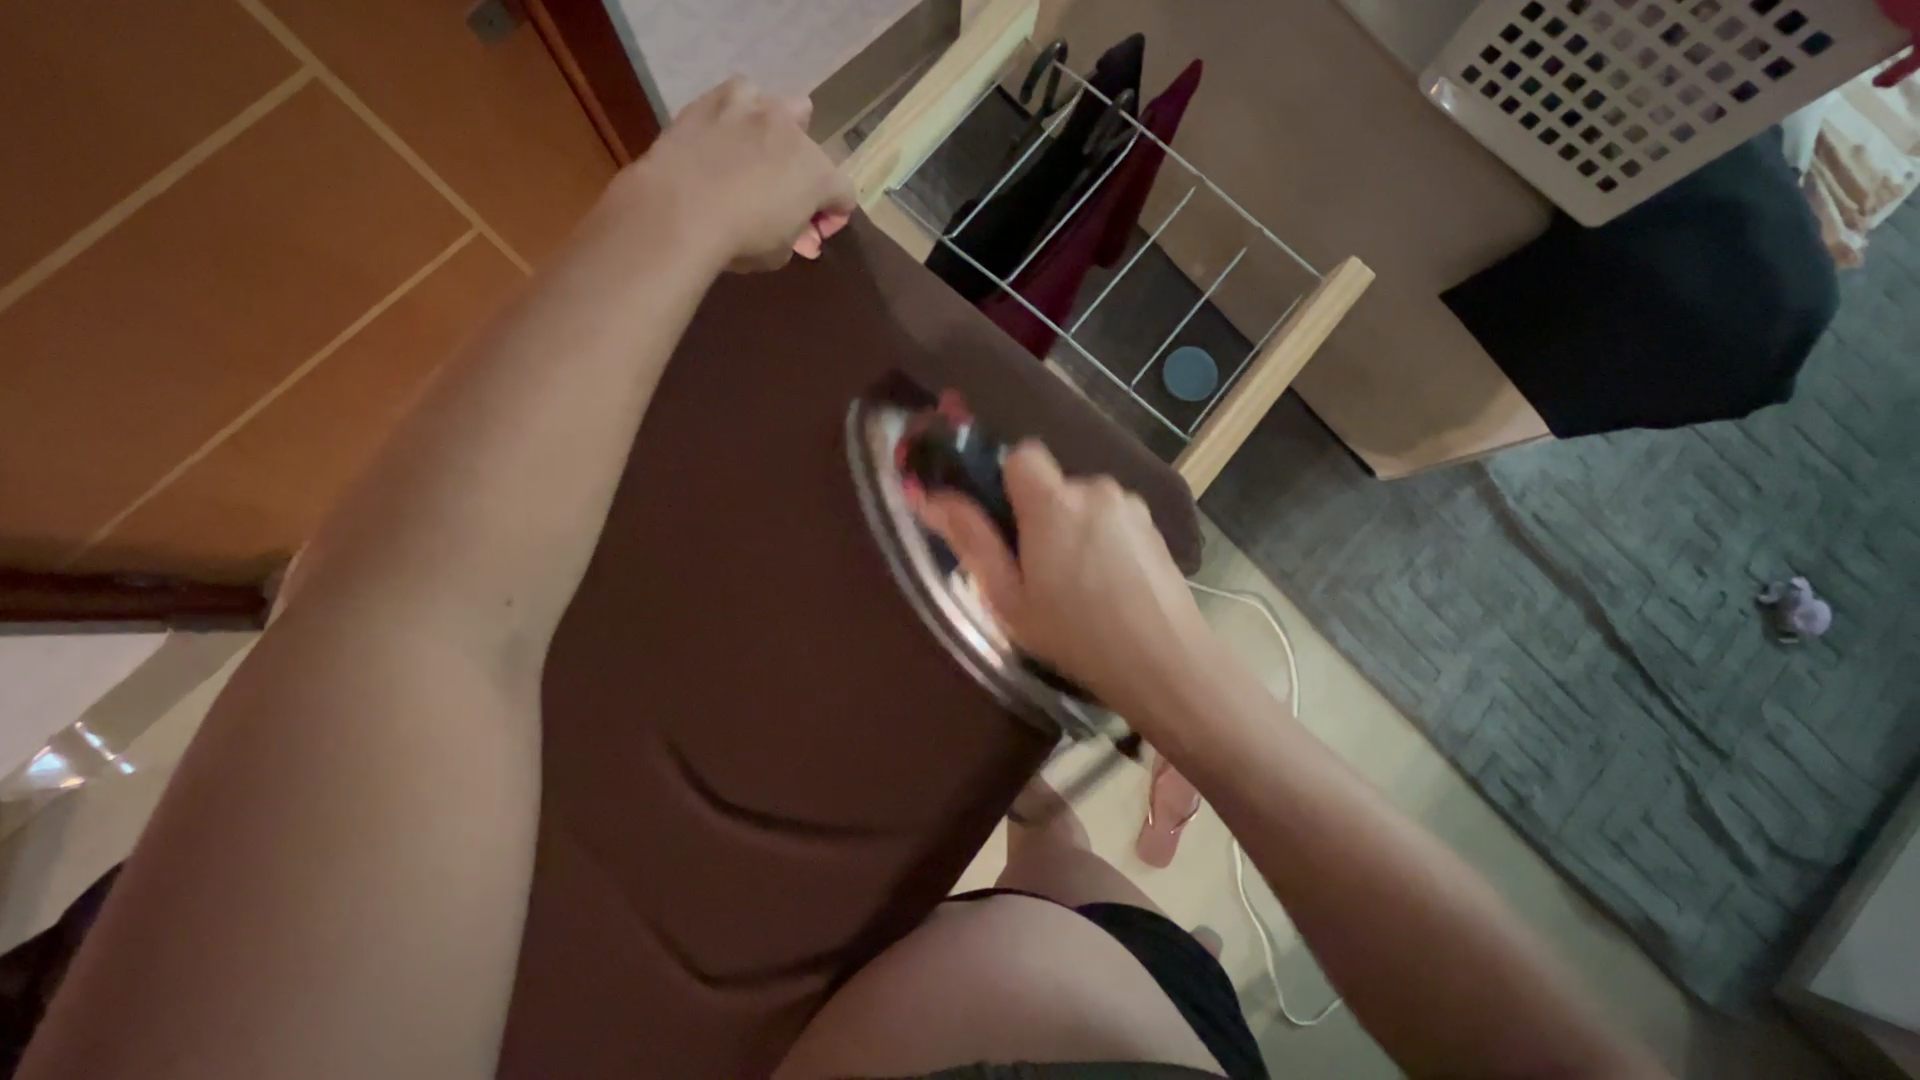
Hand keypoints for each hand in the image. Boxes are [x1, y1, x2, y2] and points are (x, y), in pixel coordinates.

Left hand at [622, 78, 854, 270]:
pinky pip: (738, 94)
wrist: (679, 212)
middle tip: (783, 194)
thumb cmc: (738, 241)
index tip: (814, 231)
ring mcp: (754, 110)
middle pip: (814, 148)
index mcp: (819, 176)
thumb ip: (793, 236)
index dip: (833, 215)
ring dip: (776, 129)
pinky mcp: (715, 101)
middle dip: (804, 171)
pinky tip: (726, 131)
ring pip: (780, 106)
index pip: (844, 194)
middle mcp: (793, 134)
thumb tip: (794, 231)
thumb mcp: (778, 254)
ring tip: (757, 151)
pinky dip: (738, 111)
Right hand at [917, 442, 1210, 722]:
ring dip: (1074, 531)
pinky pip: (1113, 521)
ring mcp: (1131, 508)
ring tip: (1078, 587)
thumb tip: (928, 497)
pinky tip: (1109, 588)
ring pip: (1084, 505)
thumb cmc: (1074, 634)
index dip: (1007, 481)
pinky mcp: (1155, 529)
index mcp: (1053, 502)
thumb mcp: (1008, 598)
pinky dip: (1103, 542)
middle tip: (1036, 571)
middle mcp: (1095, 489)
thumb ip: (970, 540)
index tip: (1004, 523)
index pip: (1022, 454)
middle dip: (1040, 516)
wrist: (1163, 662)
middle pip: (1053, 485)